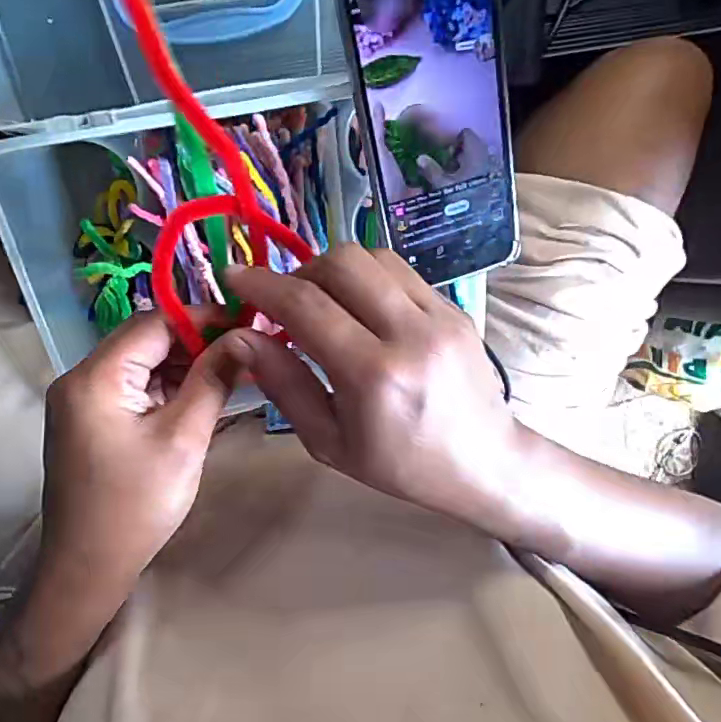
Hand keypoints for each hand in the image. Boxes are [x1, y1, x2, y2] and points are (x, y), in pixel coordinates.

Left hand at [40, 310, 245, 588]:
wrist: (88, 569)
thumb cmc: (136, 505)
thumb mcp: (183, 439)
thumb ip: (213, 380)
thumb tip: (244, 338)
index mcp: (94, 378)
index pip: (153, 323)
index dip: (202, 319)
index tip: (246, 324)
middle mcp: (80, 379)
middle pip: (145, 340)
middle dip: (196, 342)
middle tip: (245, 351)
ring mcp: (82, 401)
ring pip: (141, 364)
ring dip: (184, 365)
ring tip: (231, 373)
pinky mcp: (91, 421)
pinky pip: (133, 389)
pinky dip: (167, 388)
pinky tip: (201, 396)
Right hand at [220, 246, 520, 525]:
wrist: (485, 463)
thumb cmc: (402, 465)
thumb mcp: (330, 442)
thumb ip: (285, 385)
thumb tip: (243, 338)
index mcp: (375, 376)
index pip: (307, 306)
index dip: (262, 285)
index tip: (235, 277)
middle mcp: (410, 333)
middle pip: (341, 263)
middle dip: (300, 273)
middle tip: (287, 302)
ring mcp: (440, 314)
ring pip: (373, 256)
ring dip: (334, 269)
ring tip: (324, 303)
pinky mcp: (454, 307)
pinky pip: (399, 270)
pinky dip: (367, 278)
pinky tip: (361, 308)